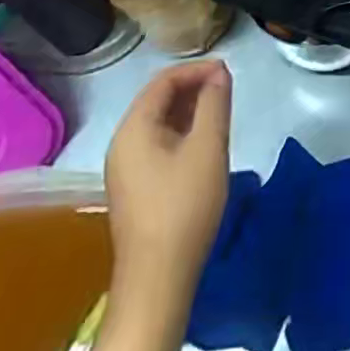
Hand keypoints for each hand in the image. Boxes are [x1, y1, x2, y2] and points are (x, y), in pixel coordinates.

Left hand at [105, 60, 232, 290]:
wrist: (157, 280)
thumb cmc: (184, 207)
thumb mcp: (208, 149)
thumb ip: (214, 105)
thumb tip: (219, 73)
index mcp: (134, 127)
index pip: (163, 81)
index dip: (196, 70)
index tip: (227, 72)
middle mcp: (122, 142)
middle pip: (157, 100)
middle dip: (193, 89)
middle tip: (227, 90)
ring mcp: (125, 168)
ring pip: (158, 125)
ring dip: (188, 112)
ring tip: (220, 113)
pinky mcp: (134, 189)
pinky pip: (157, 146)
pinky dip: (181, 135)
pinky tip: (203, 146)